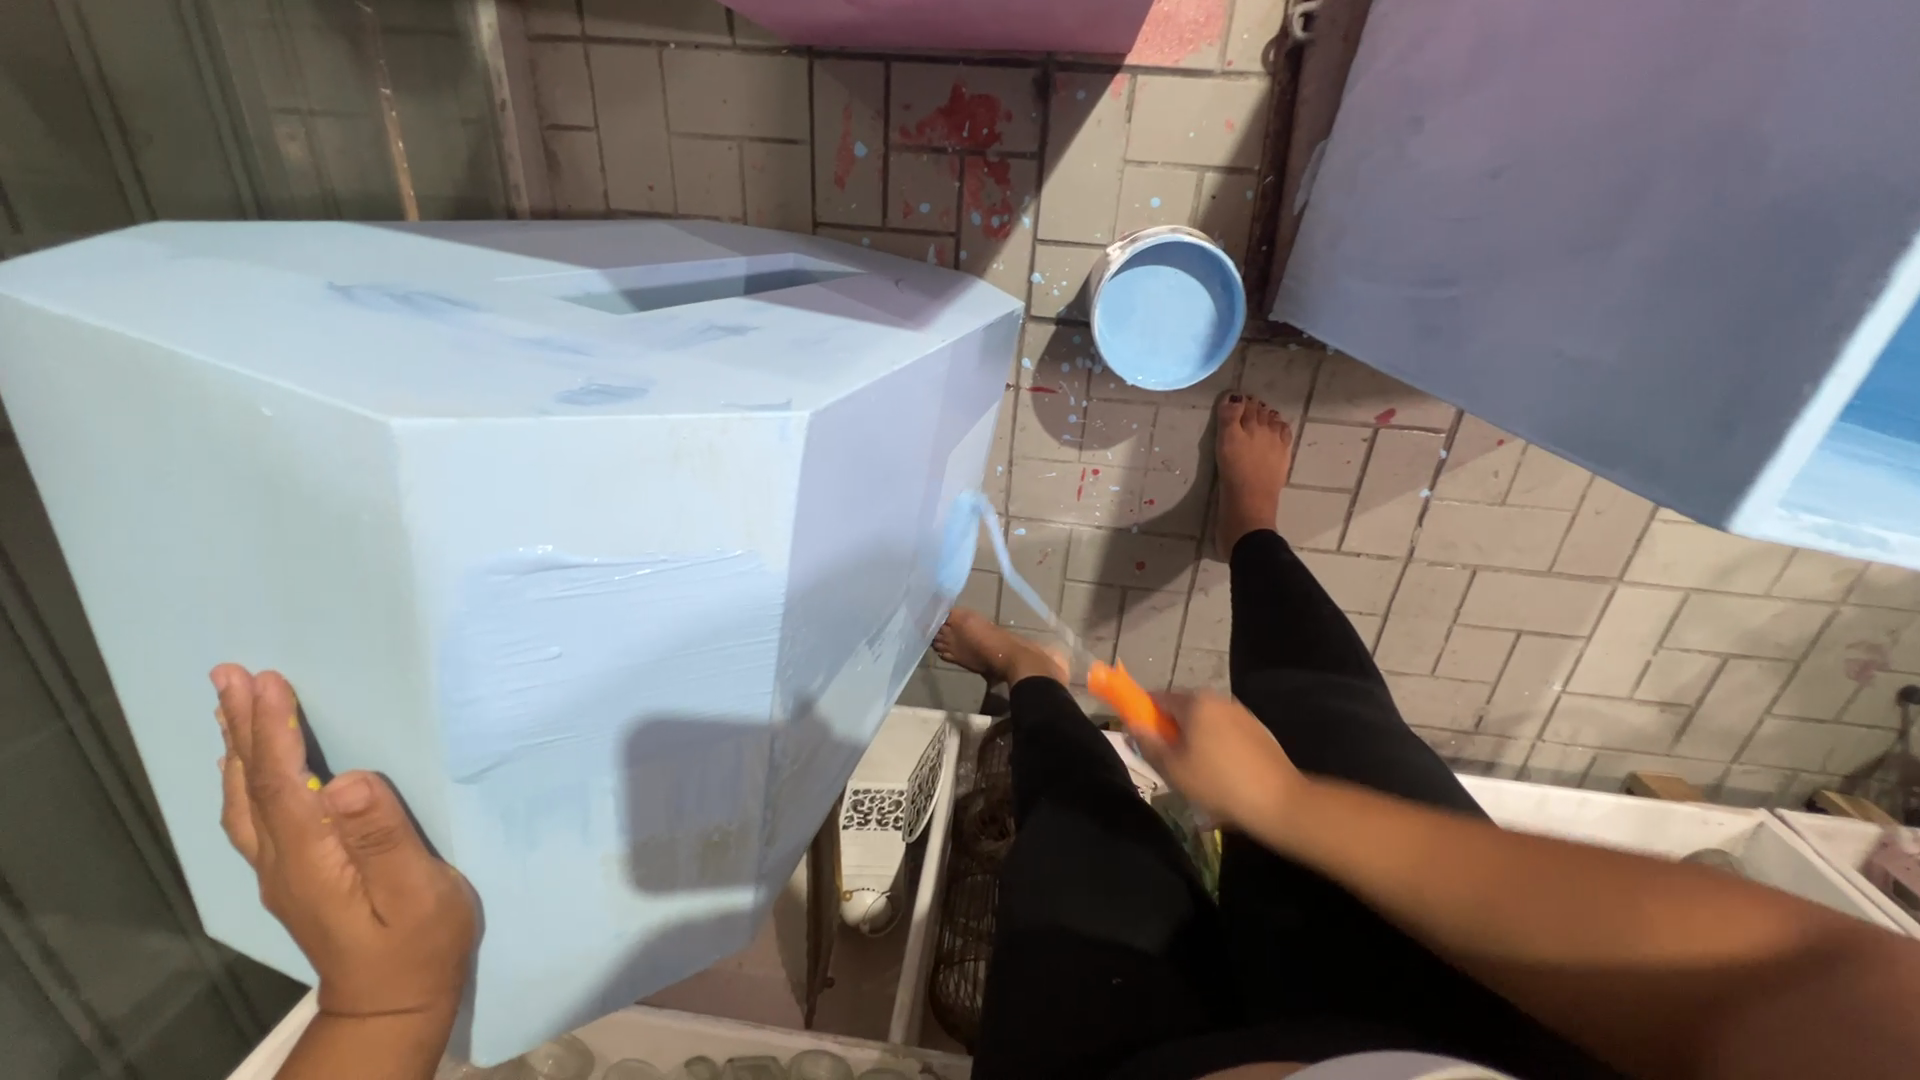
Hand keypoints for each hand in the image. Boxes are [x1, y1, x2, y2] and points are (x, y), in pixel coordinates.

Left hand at [213, 665, 476, 1019]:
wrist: (393, 1002)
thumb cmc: (419, 942)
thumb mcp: (416, 890)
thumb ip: (382, 836)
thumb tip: (342, 781)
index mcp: (312, 857)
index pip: (282, 782)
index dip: (273, 730)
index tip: (267, 681)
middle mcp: (283, 860)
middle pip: (252, 784)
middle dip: (242, 726)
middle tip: (228, 675)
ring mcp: (284, 872)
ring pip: (247, 800)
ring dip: (238, 748)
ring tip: (229, 706)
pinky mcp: (297, 878)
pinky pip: (257, 815)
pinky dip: (247, 779)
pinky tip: (250, 769)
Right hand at [1133, 690, 1306, 833]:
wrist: (1279, 802)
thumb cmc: (1218, 784)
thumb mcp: (1173, 768)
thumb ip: (1147, 742)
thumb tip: (1131, 724)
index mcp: (1194, 702)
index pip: (1156, 697)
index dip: (1144, 714)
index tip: (1143, 738)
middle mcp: (1218, 698)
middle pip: (1182, 708)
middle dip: (1171, 729)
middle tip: (1169, 761)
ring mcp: (1240, 712)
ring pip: (1204, 721)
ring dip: (1194, 739)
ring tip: (1197, 772)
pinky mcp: (1257, 729)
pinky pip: (1224, 731)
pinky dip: (1216, 745)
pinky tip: (1222, 773)